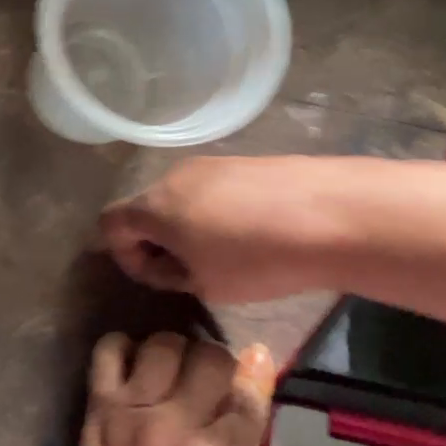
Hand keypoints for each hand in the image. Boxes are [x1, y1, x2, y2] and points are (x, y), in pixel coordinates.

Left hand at [52, 333, 275, 445]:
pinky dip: (124, 347)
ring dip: (173, 350)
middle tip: (206, 377)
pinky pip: (110, 350)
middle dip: (214, 362)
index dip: (251, 377)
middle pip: (207, 358)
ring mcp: (134, 408)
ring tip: (171, 367)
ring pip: (162, 345)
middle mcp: (177, 423)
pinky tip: (133, 362)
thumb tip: (250, 387)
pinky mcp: (99, 404)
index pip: (246, 394)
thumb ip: (240, 441)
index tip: (250, 366)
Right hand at [98, 155, 359, 304]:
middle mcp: (172, 177)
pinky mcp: (243, 160)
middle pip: (145, 208)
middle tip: (191, 271)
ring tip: (226, 254)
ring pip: (180, 198)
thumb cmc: (258, 259)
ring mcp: (209, 163)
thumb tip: (169, 263)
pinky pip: (213, 189)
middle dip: (158, 241)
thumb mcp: (206, 286)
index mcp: (153, 206)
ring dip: (188, 226)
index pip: (109, 224)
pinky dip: (218, 212)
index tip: (160, 279)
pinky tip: (255, 233)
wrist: (335, 215)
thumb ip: (173, 275)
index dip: (125, 256)